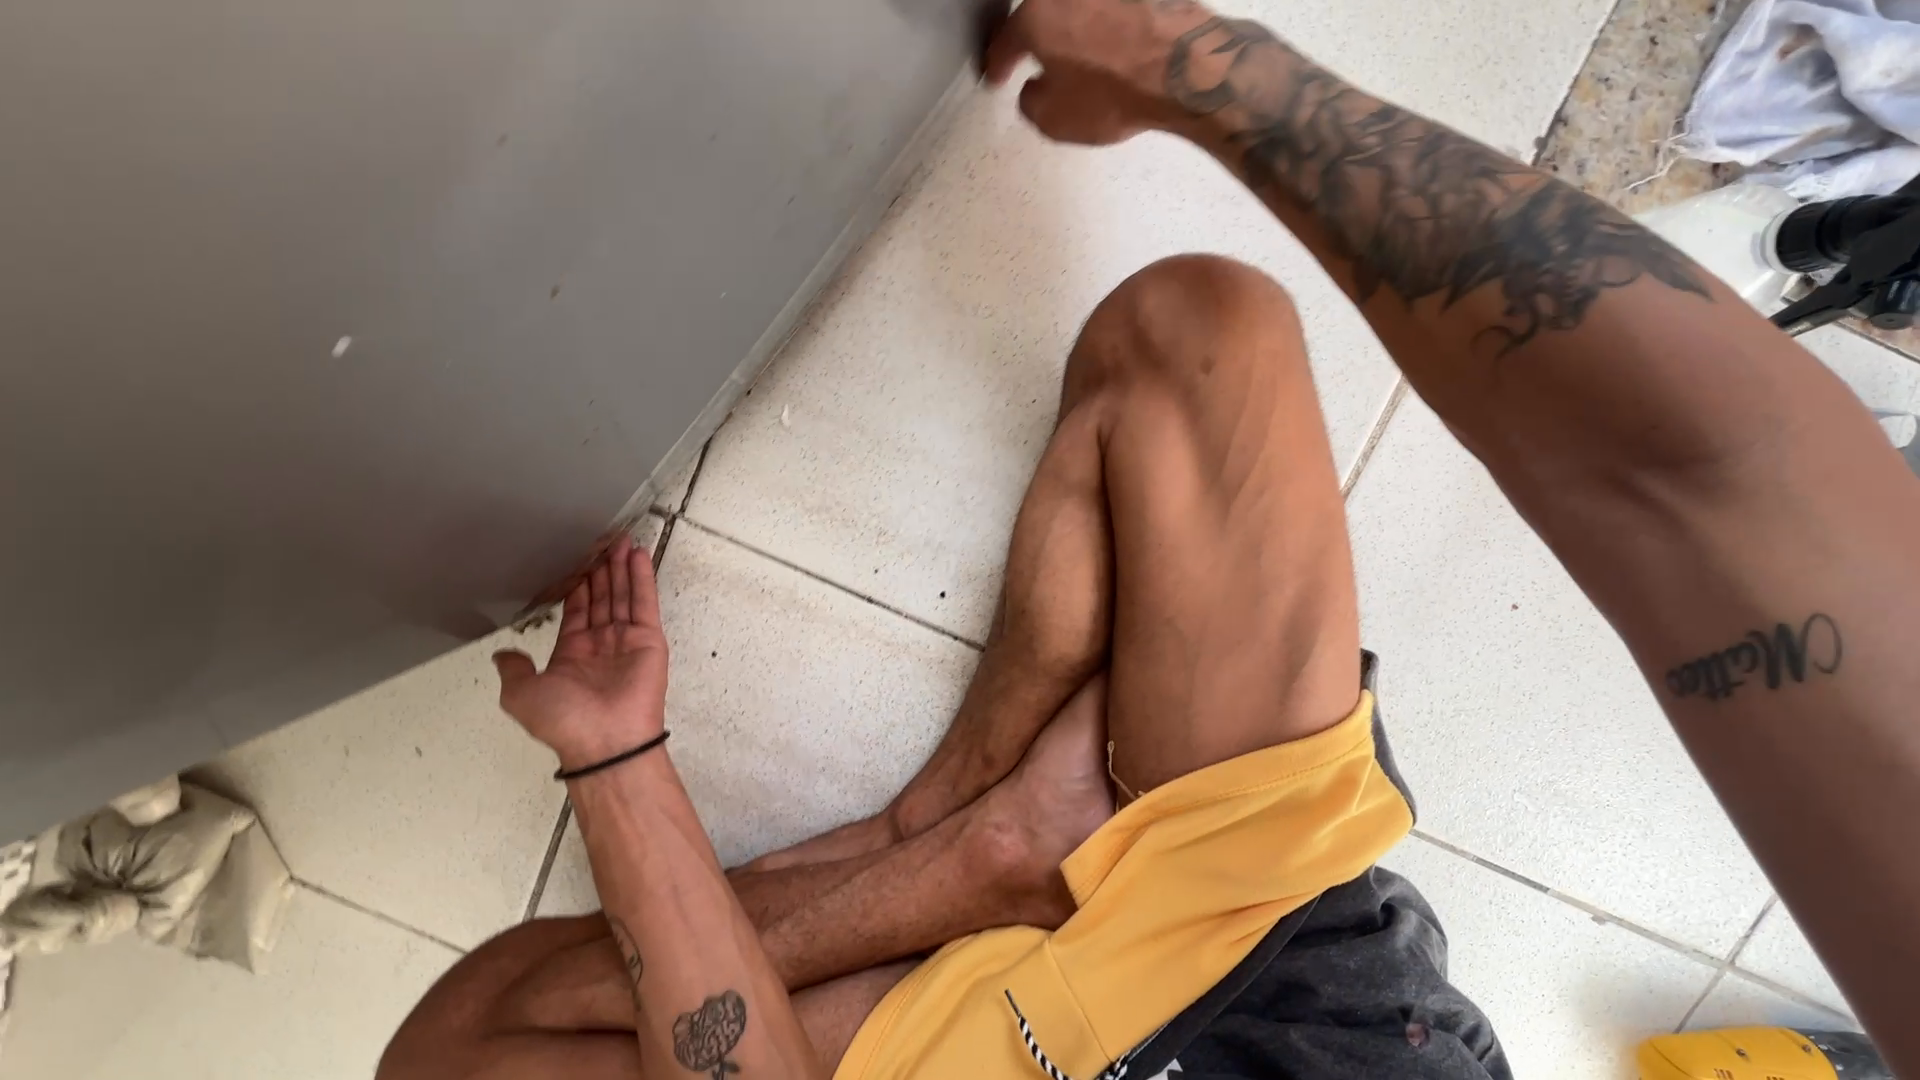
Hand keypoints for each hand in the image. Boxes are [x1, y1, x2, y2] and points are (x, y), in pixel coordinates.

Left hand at [494, 535, 668, 771]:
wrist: (605, 738)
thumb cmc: (564, 720)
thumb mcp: (521, 696)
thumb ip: (514, 670)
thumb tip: (503, 655)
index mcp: (572, 653)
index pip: (577, 610)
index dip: (576, 584)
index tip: (577, 561)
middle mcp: (601, 643)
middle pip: (602, 596)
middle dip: (601, 569)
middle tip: (602, 541)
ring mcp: (627, 639)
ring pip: (623, 594)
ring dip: (621, 567)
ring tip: (621, 540)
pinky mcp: (649, 638)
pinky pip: (644, 602)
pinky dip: (642, 578)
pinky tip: (637, 556)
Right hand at [983, 0, 1218, 144]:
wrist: (1180, 69)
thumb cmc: (1114, 92)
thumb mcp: (1053, 120)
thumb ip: (1030, 102)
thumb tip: (1034, 90)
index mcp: (1035, 15)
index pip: (1004, 40)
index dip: (997, 64)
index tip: (996, 77)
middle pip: (1040, 12)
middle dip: (1035, 37)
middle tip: (1033, 60)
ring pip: (1075, 8)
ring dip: (1071, 29)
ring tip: (1076, 56)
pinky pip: (1111, 10)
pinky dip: (1105, 26)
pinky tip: (1111, 47)